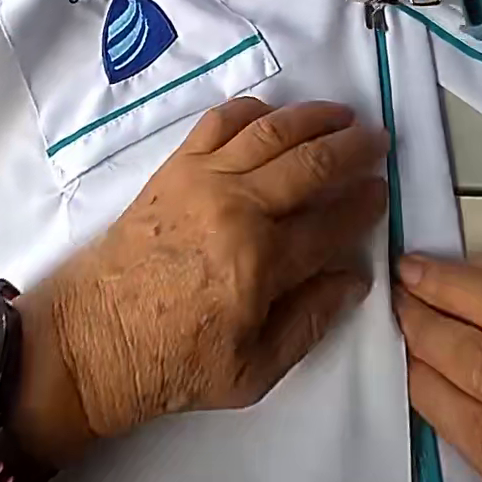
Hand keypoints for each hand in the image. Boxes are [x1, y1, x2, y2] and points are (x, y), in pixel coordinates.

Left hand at [17, 97, 387, 451]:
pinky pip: (217, 122)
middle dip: (351, 148)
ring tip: (340, 114)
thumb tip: (353, 276)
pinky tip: (272, 112)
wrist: (100, 329)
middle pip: (308, 164)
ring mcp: (202, 178)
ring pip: (269, 132)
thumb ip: (311, 320)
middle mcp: (236, 206)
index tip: (381, 190)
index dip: (364, 204)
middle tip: (376, 140)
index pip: (330, 222)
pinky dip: (249, 110)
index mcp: (261, 261)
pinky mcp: (175, 166)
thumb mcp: (256, 370)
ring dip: (310, 118)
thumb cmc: (177, 358)